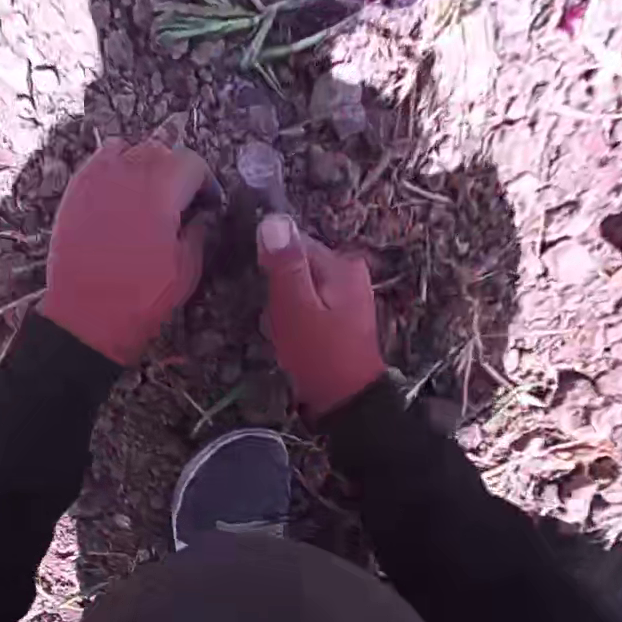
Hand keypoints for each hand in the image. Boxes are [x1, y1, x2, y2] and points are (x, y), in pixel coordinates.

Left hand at [37, 138, 211, 365]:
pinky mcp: (75, 192)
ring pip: (128, 149)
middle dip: (178, 170)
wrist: (88, 315)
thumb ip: (199, 232)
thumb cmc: (142, 295)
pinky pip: (99, 162)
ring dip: (146, 164)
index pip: (192, 162)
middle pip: (160, 149)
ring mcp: (96, 179)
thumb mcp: (186, 269)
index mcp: (160, 191)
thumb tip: (202, 216)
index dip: (207, 181)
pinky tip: (123, 195)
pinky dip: (116, 169)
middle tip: (185, 200)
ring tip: (152, 193)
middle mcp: (127, 174)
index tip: (210, 202)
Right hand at [257, 214, 386, 414]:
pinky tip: (296, 342)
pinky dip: (297, 322)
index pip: (293, 244)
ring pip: (299, 289)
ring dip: (286, 311)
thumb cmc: (319, 354)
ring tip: (288, 335)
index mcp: (342, 264)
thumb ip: (285, 264)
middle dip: (281, 293)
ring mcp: (349, 295)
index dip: (273, 268)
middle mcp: (350, 272)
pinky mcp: (343, 315)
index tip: (270, 296)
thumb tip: (273, 220)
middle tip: (281, 322)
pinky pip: (309, 306)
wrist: (346, 402)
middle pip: (297, 267)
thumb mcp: (295, 307)